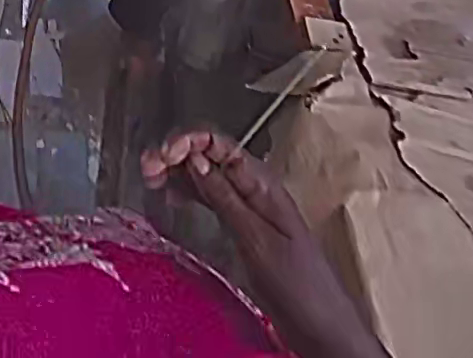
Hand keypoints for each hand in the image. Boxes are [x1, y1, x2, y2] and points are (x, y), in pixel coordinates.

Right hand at [143, 130, 388, 357]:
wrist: (325, 333)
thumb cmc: (299, 286)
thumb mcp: (258, 240)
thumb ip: (225, 197)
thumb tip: (194, 157)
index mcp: (259, 181)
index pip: (218, 142)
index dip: (187, 140)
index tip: (164, 154)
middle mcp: (249, 184)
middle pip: (205, 153)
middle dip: (173, 152)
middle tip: (148, 167)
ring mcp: (242, 202)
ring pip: (201, 171)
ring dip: (174, 169)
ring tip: (150, 176)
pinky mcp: (236, 220)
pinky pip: (204, 193)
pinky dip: (183, 188)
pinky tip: (169, 194)